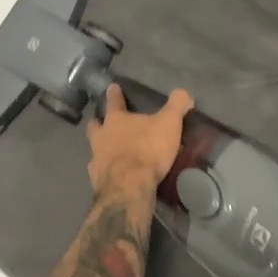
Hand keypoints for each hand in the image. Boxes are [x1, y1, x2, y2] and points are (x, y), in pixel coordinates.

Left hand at [86, 85, 193, 199]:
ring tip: (108, 152)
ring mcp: (96, 160)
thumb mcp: (169, 123)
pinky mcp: (97, 182)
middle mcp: (101, 137)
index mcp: (116, 120)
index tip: (111, 87)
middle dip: (97, 122)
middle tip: (100, 121)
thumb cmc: (147, 150)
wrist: (129, 189)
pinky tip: (111, 177)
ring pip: (94, 150)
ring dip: (100, 149)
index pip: (114, 101)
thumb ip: (177, 105)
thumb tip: (184, 93)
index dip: (114, 93)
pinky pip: (98, 173)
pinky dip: (104, 173)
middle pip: (95, 126)